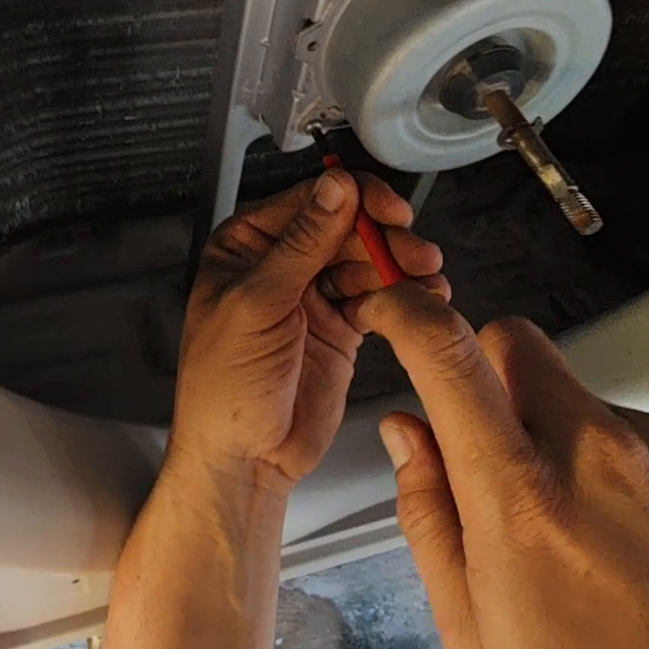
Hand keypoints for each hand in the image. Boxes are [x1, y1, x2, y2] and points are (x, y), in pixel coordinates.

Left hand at [172, 169, 445, 493]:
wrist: (243, 459)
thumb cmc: (223, 386)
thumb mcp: (258, 303)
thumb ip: (302, 244)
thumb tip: (334, 189)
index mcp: (247, 245)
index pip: (308, 202)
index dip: (352, 199)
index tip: (388, 210)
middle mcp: (280, 263)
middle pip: (344, 227)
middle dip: (383, 236)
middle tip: (415, 252)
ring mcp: (312, 294)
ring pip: (365, 260)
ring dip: (397, 265)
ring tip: (425, 277)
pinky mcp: (340, 325)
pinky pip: (377, 296)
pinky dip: (400, 295)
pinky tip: (420, 298)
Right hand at [360, 285, 648, 648]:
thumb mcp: (478, 631)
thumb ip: (427, 517)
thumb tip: (408, 434)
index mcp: (522, 501)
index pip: (448, 357)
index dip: (404, 312)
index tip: (390, 308)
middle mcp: (595, 454)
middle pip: (510, 340)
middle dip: (485, 373)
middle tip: (494, 447)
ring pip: (570, 388)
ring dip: (554, 429)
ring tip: (583, 523)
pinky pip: (628, 421)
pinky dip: (612, 457)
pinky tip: (635, 531)